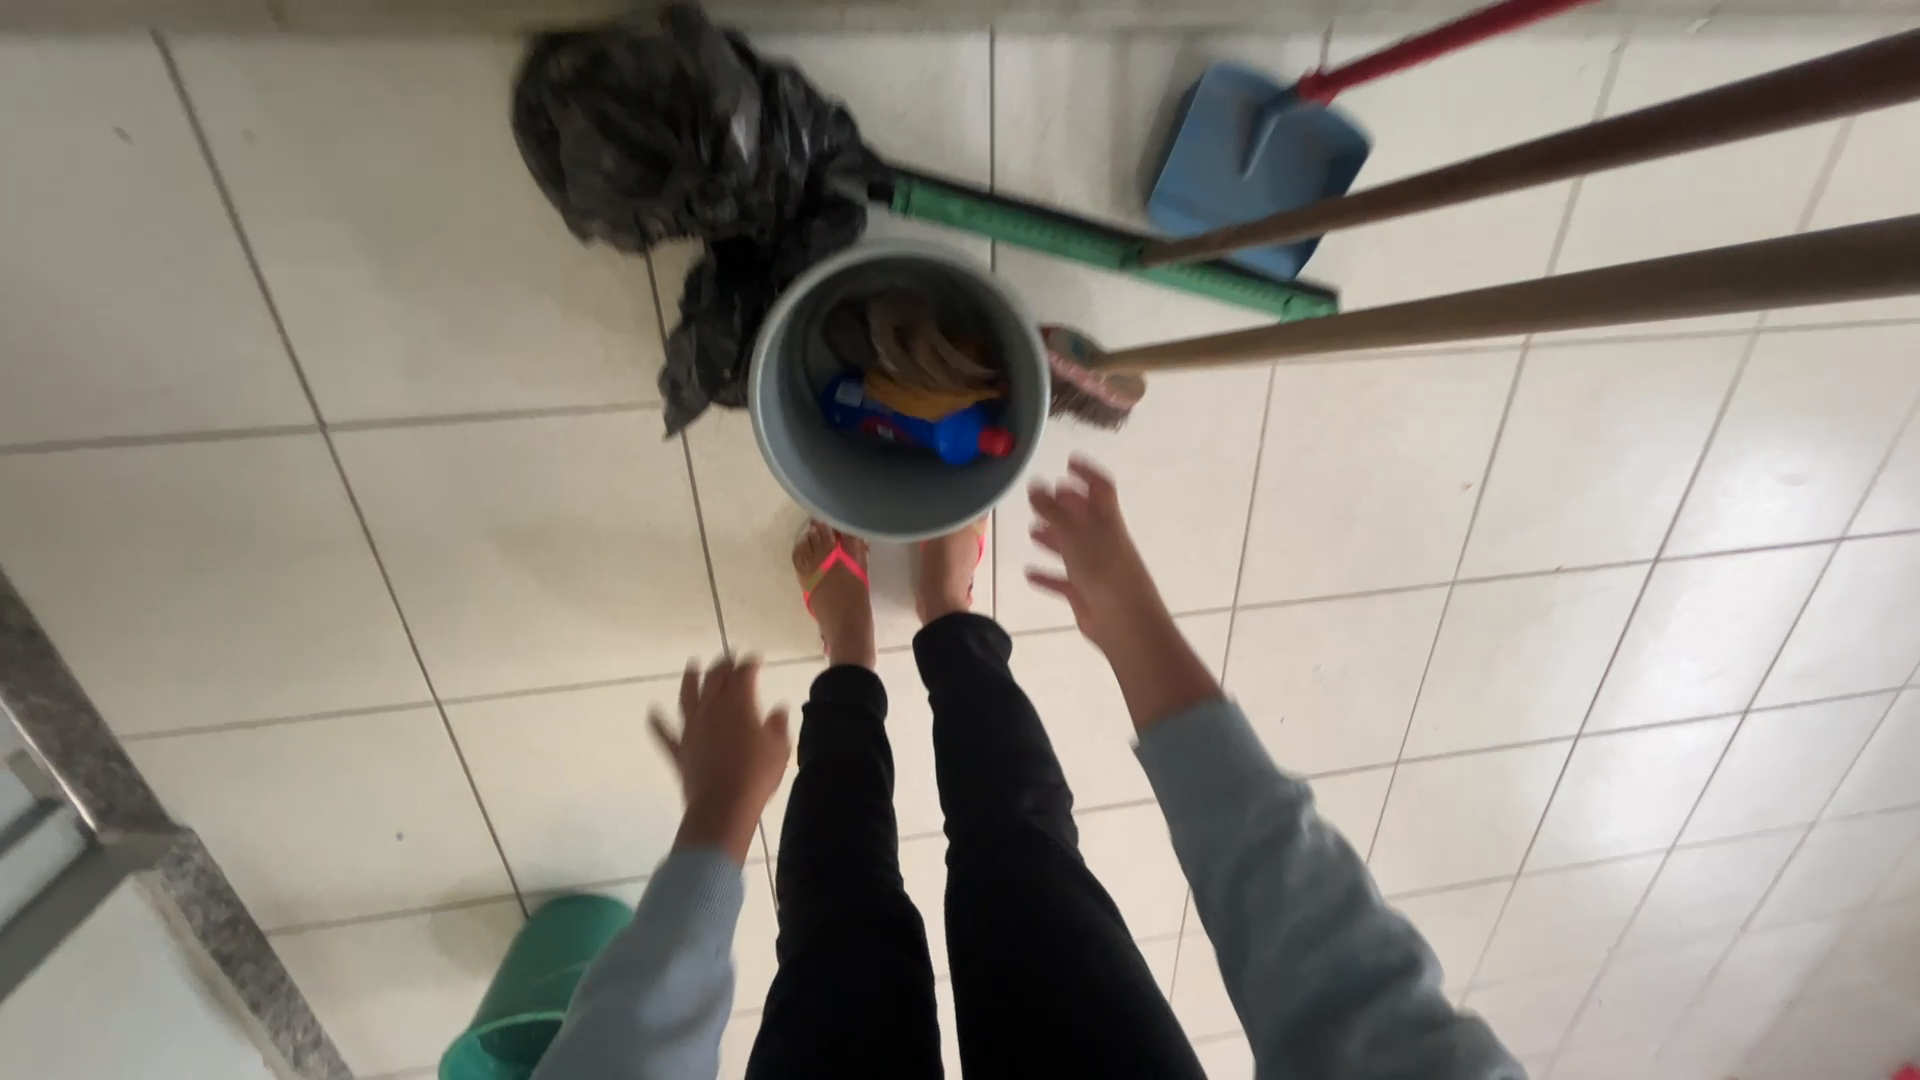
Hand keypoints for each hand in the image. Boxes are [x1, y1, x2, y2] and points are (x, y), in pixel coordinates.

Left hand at [649, 655, 790, 863]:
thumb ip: (777, 724)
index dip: (749, 662)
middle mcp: (712, 709)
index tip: (755, 657)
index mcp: (739, 703)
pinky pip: (664, 733)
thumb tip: (778, 709)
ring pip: (687, 697)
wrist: (723, 806)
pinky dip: (657, 722)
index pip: (743, 673)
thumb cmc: (757, 775)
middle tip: (729, 657)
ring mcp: (692, 729)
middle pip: (715, 678)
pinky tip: (651, 712)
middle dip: (723, 665)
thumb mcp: (779, 747)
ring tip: (691, 666)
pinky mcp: (679, 750)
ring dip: (689, 679)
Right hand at [1027, 457, 1221, 731]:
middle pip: (1083, 518)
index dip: (1086, 473)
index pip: (1100, 488)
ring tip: (1032, 531)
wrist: (1124, 622)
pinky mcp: (1085, 594)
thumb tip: (1035, 485)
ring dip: (1053, 539)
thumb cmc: (1103, 569)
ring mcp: (1095, 568)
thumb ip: (1053, 510)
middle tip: (1040, 499)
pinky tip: (1029, 573)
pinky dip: (1047, 575)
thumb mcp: (1075, 533)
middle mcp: (1103, 541)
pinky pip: (1063, 580)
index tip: (1069, 461)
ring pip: (1071, 548)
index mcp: (1107, 521)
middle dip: (1063, 507)